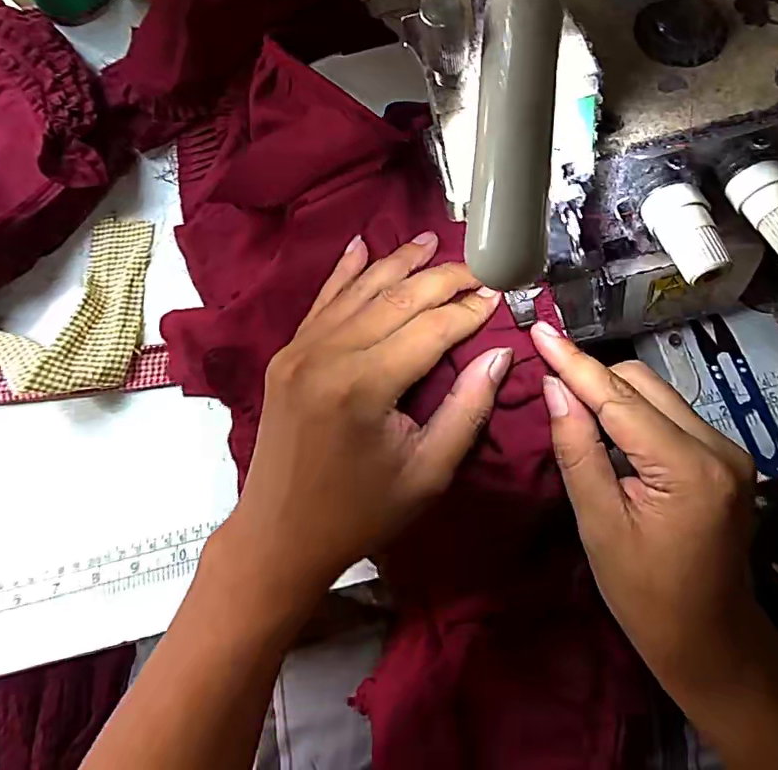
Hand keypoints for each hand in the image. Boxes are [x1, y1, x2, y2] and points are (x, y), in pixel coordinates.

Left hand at [222, 231, 509, 593]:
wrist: (278, 536)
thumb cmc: (358, 513)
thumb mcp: (427, 472)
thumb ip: (467, 409)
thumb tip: (499, 356)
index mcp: (362, 386)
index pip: (431, 329)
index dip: (470, 310)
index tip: (499, 296)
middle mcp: (326, 355)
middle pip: (398, 298)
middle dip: (443, 278)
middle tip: (478, 269)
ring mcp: (300, 350)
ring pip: (360, 290)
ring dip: (399, 263)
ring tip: (431, 241)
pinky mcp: (287, 353)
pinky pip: (323, 301)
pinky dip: (345, 272)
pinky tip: (361, 246)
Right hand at [532, 320, 763, 700]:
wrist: (712, 642)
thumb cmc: (646, 597)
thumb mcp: (599, 525)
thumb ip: (577, 449)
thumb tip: (555, 387)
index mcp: (688, 468)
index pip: (619, 397)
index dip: (574, 362)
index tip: (539, 330)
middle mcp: (718, 446)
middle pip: (641, 382)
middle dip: (592, 378)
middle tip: (549, 386)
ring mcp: (727, 448)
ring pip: (656, 392)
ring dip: (612, 393)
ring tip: (574, 410)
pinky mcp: (724, 454)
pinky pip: (668, 412)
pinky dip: (633, 412)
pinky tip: (610, 432)